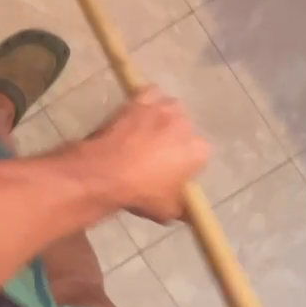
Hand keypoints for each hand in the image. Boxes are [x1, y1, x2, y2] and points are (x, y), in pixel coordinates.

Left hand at [70, 87, 209, 221]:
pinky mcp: (140, 100)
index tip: (174, 171)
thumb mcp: (167, 210)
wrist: (105, 172)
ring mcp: (162, 109)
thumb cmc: (140, 193)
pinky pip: (150, 93)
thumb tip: (187, 213)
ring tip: (150, 130)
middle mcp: (185, 125)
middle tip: (159, 152)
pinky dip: (148, 99)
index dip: (187, 162)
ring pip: (171, 107)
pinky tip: (140, 111)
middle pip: (186, 127)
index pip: (200, 154)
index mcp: (197, 150)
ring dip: (164, 116)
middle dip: (176, 137)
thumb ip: (182, 207)